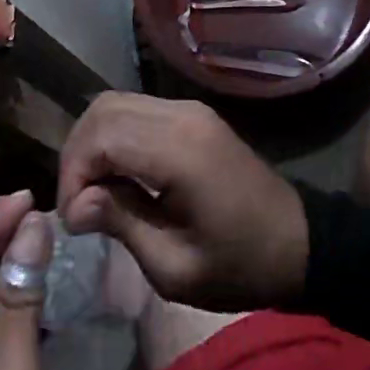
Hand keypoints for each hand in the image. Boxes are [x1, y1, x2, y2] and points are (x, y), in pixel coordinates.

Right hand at [57, 93, 307, 311]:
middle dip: (78, 154)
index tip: (73, 220)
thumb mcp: (174, 266)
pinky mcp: (193, 115)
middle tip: (77, 205)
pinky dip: (115, 135)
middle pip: (104, 109)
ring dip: (93, 142)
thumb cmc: (238, 265)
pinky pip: (138, 109)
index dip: (74, 174)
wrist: (295, 242)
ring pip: (117, 102)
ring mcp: (190, 110)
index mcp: (181, 150)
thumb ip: (121, 223)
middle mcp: (183, 116)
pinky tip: (116, 174)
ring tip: (92, 191)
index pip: (103, 136)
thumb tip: (75, 205)